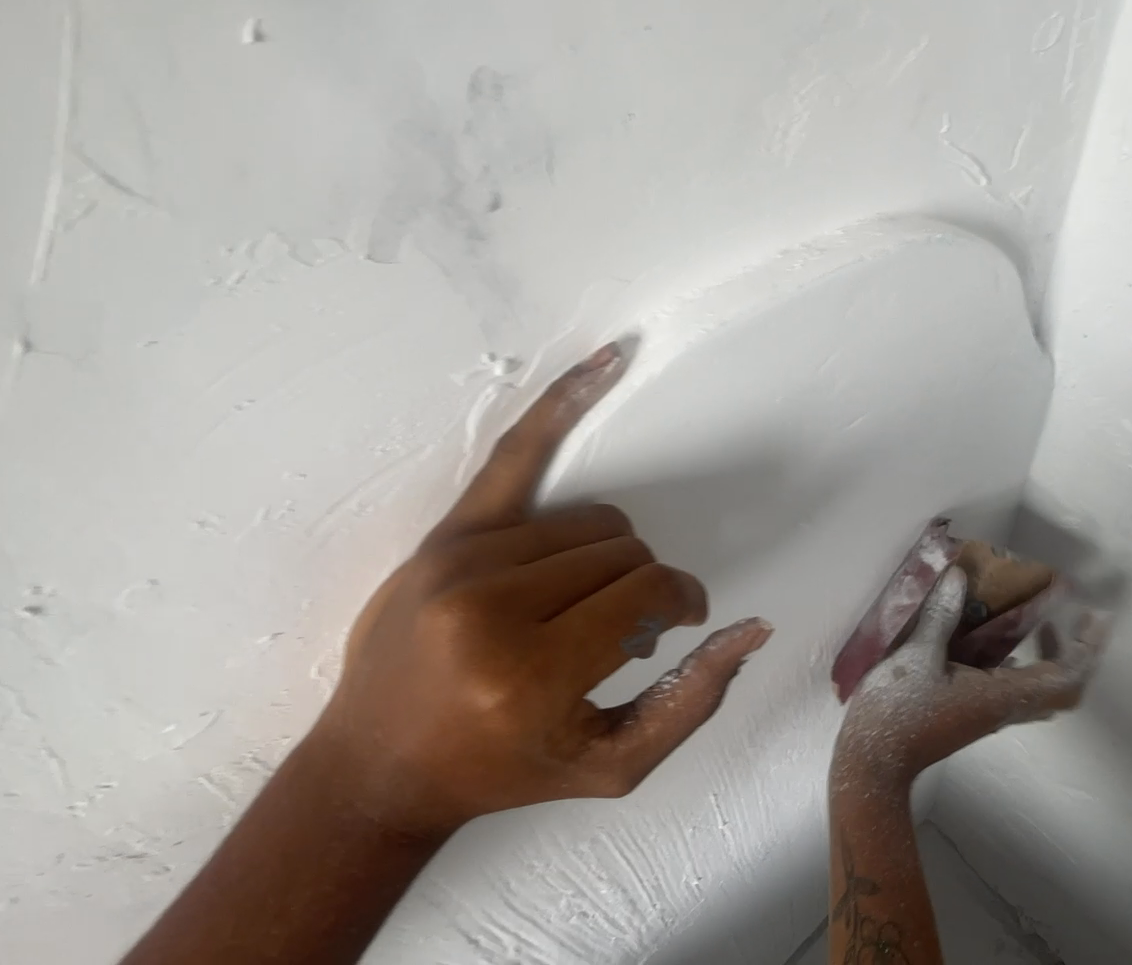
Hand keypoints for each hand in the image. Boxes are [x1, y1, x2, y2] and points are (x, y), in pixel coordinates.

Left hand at [309, 342, 773, 834]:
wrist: (377, 765)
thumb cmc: (500, 771)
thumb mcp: (611, 767)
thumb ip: (692, 701)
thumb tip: (754, 629)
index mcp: (533, 672)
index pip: (646, 591)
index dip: (681, 599)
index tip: (682, 620)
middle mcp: (492, 609)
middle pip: (620, 550)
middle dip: (642, 584)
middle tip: (622, 628)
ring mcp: (461, 560)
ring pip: (589, 519)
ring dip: (609, 552)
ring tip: (587, 598)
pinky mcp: (445, 534)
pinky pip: (518, 451)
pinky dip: (568, 400)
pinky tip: (611, 359)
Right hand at [833, 564, 1105, 789]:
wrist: (875, 762)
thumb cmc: (898, 711)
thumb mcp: (916, 655)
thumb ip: (941, 615)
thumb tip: (960, 576)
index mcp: (1001, 695)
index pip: (1066, 677)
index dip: (1086, 647)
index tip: (1094, 616)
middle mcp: (1004, 708)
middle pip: (1062, 689)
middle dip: (1075, 652)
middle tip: (1073, 618)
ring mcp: (989, 715)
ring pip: (1040, 691)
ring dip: (1050, 658)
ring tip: (1040, 623)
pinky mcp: (971, 715)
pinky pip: (1016, 691)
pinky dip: (1022, 665)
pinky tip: (997, 646)